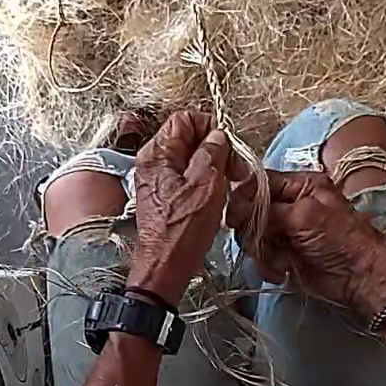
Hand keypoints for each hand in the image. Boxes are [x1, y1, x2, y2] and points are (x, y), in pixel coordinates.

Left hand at [128, 111, 243, 305]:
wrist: (167, 265)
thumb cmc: (183, 230)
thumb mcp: (206, 184)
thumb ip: (212, 152)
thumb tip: (218, 136)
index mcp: (156, 154)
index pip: (184, 119)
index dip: (209, 128)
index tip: (226, 147)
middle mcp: (152, 163)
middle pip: (188, 139)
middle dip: (214, 149)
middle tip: (233, 169)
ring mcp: (157, 181)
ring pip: (190, 160)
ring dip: (212, 168)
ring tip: (227, 185)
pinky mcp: (164, 197)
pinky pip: (187, 179)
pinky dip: (204, 183)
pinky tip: (215, 198)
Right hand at [231, 170, 385, 321]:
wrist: (358, 277)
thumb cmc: (339, 239)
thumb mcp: (303, 215)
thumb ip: (267, 209)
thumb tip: (237, 208)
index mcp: (300, 186)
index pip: (258, 183)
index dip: (242, 199)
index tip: (234, 218)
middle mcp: (290, 204)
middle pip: (250, 211)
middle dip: (254, 231)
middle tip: (263, 243)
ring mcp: (285, 230)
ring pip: (252, 236)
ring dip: (262, 251)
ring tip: (280, 261)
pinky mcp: (283, 253)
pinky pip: (261, 255)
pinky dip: (268, 265)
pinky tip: (283, 271)